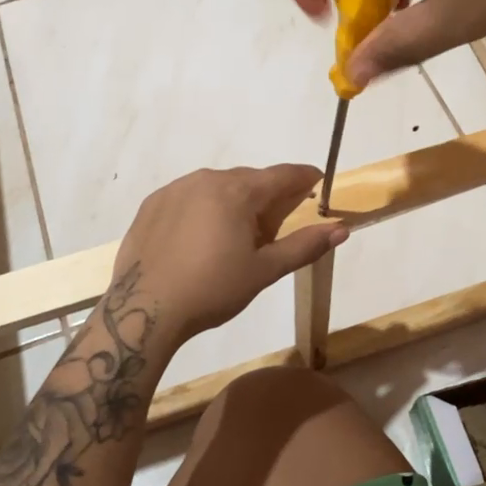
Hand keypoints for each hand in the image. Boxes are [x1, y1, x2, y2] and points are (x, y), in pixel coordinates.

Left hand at [115, 165, 346, 337]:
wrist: (144, 310)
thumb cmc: (212, 290)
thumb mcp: (264, 271)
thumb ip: (304, 246)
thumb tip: (341, 229)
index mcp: (237, 191)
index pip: (282, 175)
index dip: (304, 178)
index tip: (319, 184)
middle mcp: (205, 179)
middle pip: (248, 180)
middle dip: (267, 198)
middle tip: (273, 230)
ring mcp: (173, 189)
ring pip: (216, 188)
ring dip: (232, 203)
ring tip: (234, 240)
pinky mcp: (150, 206)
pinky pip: (187, 198)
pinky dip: (202, 211)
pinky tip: (199, 241)